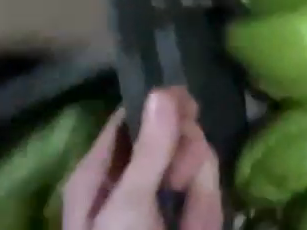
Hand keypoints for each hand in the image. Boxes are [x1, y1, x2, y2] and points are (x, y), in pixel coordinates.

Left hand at [63, 88, 221, 229]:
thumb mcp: (129, 206)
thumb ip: (150, 149)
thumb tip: (165, 90)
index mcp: (99, 171)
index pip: (134, 114)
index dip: (163, 106)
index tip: (188, 109)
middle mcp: (129, 176)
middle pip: (171, 130)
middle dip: (185, 149)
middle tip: (181, 176)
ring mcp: (159, 195)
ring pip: (195, 153)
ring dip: (198, 178)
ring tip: (188, 211)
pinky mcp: (186, 211)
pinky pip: (206, 183)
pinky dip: (207, 200)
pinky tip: (198, 223)